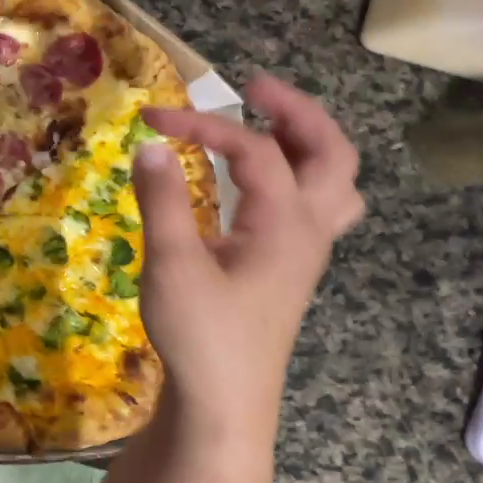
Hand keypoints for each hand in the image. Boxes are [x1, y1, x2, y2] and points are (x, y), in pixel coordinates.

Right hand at [131, 75, 365, 440]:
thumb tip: (149, 147)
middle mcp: (308, 229)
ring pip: (334, 182)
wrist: (225, 394)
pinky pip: (313, 206)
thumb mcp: (171, 264)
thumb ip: (161, 202)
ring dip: (308, 144)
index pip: (253, 151)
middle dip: (296, 112)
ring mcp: (304, 250)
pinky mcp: (286, 267)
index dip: (202, 125)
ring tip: (267, 125)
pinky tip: (258, 186)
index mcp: (285, 223)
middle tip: (250, 88)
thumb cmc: (201, 330)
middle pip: (330, 154)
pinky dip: (295, 178)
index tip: (148, 117)